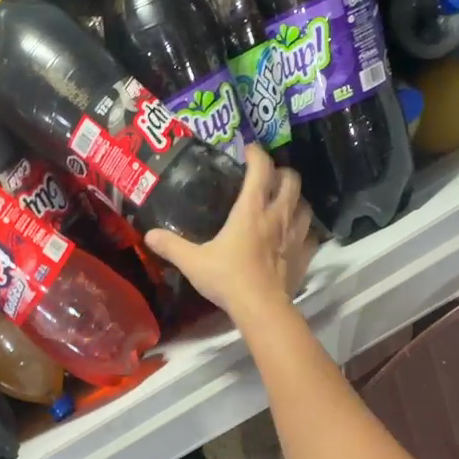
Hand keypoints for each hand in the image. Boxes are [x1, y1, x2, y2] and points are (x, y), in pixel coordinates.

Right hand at [145, 144, 317, 316]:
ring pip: (304, 205)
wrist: (260, 308)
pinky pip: (310, 235)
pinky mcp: (303, 255)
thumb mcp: (193, 262)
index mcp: (251, 209)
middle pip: (291, 180)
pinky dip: (304, 231)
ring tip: (285, 204)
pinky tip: (295, 236)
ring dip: (296, 200)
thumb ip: (172, 246)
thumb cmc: (227, 279)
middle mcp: (277, 215)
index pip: (260, 168)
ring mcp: (294, 235)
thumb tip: (148, 235)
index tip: (248, 151)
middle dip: (282, 173)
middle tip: (269, 178)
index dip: (256, 154)